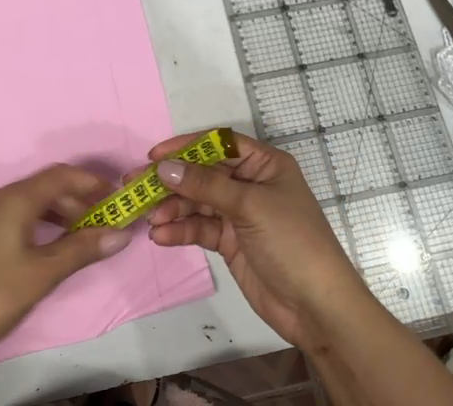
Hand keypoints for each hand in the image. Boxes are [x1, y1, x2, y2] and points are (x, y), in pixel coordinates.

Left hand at [0, 163, 130, 368]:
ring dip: (53, 215)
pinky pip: (7, 217)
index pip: (60, 175)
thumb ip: (80, 251)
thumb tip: (121, 233)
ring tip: (76, 238)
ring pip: (23, 204)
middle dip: (75, 200)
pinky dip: (32, 224)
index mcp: (12, 199)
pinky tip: (38, 249)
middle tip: (102, 221)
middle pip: (42, 188)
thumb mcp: (40, 276)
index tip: (117, 194)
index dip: (91, 180)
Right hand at [146, 131, 374, 349]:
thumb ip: (205, 186)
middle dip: (172, 181)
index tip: (154, 156)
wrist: (317, 306)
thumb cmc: (292, 241)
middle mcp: (251, 184)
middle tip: (135, 187)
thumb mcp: (249, 206)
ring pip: (197, 203)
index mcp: (264, 164)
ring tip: (149, 219)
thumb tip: (164, 167)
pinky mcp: (231, 242)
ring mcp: (240, 214)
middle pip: (203, 174)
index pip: (219, 145)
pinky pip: (200, 228)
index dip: (187, 147)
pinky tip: (162, 236)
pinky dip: (181, 230)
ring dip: (173, 209)